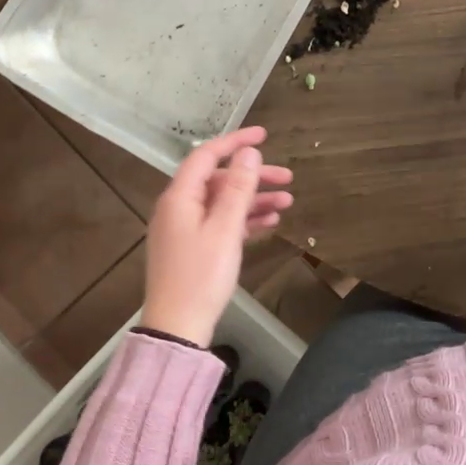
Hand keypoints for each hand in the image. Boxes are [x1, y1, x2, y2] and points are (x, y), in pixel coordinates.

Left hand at [140, 126, 293, 345]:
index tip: (264, 135)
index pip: (206, 156)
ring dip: (254, 198)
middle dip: (253, 176)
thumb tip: (249, 152)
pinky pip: (221, 222)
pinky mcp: (193, 248)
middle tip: (287, 178)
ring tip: (287, 202)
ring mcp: (184, 229)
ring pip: (223, 202)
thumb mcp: (225, 229)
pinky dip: (244, 218)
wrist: (178, 329)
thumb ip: (238, 188)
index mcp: (180, 198)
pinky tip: (270, 221)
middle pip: (219, 180)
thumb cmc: (201, 275)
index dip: (235, 142)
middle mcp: (178, 208)